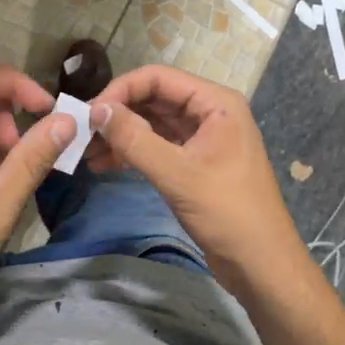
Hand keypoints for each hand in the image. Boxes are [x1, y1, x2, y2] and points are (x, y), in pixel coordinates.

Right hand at [89, 65, 301, 277]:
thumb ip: (135, 139)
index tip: (89, 113)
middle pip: (154, 98)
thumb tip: (96, 110)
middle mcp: (210, 112)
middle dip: (118, 113)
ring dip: (122, 134)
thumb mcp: (177, 174)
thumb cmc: (228, 213)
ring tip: (87, 153)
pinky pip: (159, 145)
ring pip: (154, 123)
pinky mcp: (196, 162)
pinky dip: (133, 152)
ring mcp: (203, 138)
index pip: (158, 77)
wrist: (263, 266)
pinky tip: (105, 165)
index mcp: (216, 102)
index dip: (121, 90)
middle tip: (82, 133)